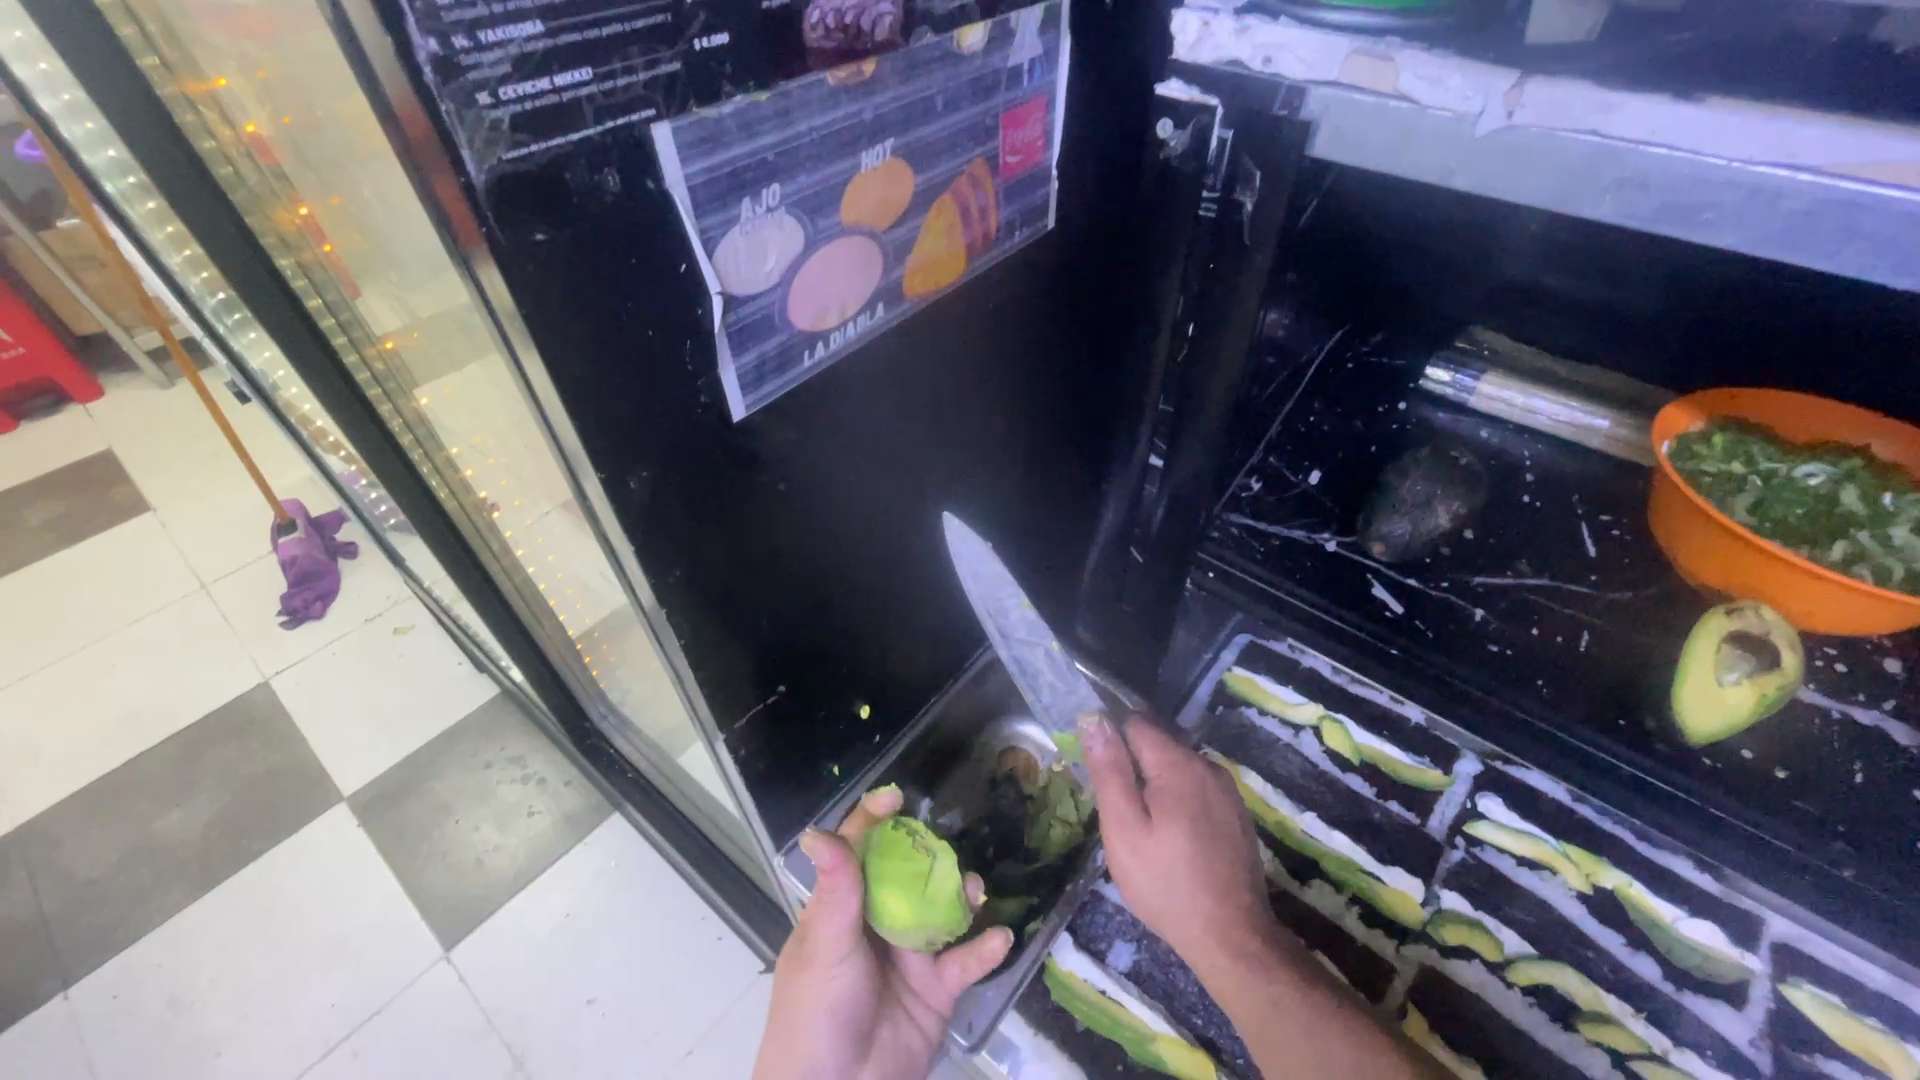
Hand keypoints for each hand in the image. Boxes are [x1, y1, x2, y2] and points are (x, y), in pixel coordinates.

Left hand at [754, 786, 1014, 1079]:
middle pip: (909, 876)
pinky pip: (966, 962)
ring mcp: (910, 957)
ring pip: (942, 912)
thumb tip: (816, 831)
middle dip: (930, 857)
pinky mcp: (937, 990)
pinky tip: (998, 937)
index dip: (874, 821)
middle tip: (948, 846)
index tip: (897, 796)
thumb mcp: (824, 945)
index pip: (858, 853)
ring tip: (973, 889)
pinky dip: (984, 948)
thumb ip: (835, 889)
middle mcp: (878, 925)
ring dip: (961, 897)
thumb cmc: (816, 1010)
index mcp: (843, 909)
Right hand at [1078, 712, 1278, 967]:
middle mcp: (1208, 766)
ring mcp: (1227, 791)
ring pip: (1178, 767)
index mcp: (1179, 764)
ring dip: (1156, 783)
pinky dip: (1178, 800)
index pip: (1136, 722)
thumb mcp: (1124, 828)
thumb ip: (1109, 770)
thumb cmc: (1166, 883)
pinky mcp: (1236, 814)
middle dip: (1133, 764)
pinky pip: (1197, 789)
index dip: (1111, 738)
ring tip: (1141, 826)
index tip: (1097, 771)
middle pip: (1159, 743)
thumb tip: (1094, 718)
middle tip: (1116, 808)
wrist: (1230, 936)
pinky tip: (1170, 836)